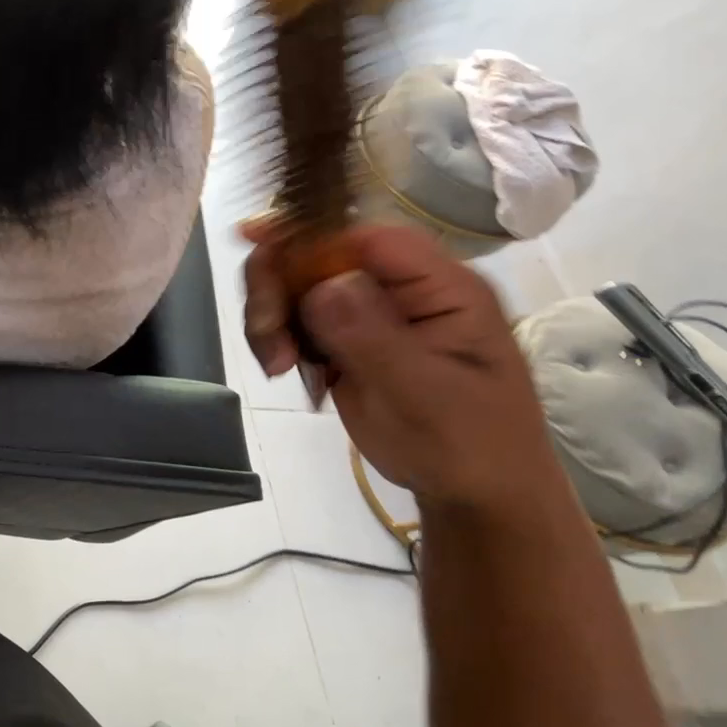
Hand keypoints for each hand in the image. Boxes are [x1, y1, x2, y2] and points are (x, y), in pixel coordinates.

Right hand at [241, 221, 557, 510]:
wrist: (472, 493)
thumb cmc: (466, 446)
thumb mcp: (424, 394)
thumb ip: (374, 337)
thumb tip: (323, 285)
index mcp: (441, 289)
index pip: (368, 239)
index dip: (311, 234)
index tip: (254, 240)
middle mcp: (400, 290)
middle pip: (318, 256)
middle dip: (279, 289)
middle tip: (268, 337)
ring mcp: (369, 312)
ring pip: (295, 286)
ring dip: (270, 319)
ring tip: (278, 365)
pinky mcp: (341, 337)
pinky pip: (291, 317)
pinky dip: (273, 337)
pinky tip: (282, 368)